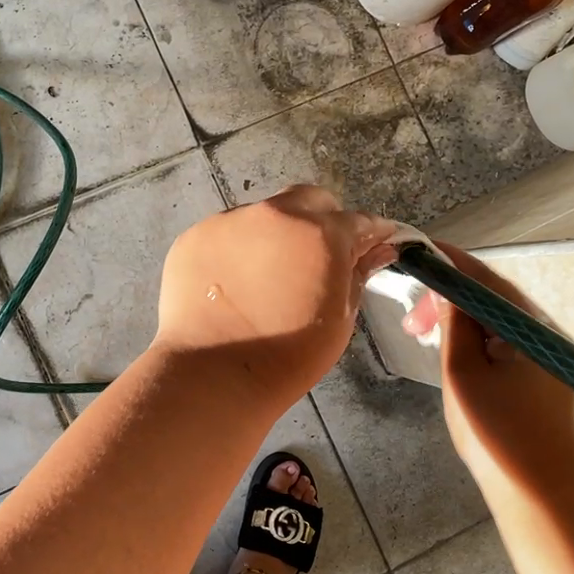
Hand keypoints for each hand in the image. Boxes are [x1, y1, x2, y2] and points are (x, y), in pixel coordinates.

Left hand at [154, 185, 395, 400]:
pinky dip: (238, 249)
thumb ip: (357, 274)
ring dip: (275, 234)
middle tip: (320, 254)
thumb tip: (377, 249)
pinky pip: (228, 233)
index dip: (370, 233)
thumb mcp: (339, 318)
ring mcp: (231, 220)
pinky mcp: (196, 234)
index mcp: (320, 233)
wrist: (215, 373)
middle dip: (322, 219)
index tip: (375, 242)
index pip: (357, 220)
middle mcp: (275, 214)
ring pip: (264, 214)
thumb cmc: (289, 356)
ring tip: (268, 275)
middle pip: (308, 200)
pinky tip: (235, 283)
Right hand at [402, 244, 573, 502]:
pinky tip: (461, 362)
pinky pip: (512, 347)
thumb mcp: (463, 376)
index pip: (486, 278)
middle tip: (411, 323)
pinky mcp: (553, 384)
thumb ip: (454, 325)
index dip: (450, 263)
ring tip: (429, 341)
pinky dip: (481, 343)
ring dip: (464, 324)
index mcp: (533, 327)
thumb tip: (447, 290)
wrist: (548, 505)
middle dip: (451, 301)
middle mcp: (551, 336)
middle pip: (496, 300)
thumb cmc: (500, 439)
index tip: (417, 253)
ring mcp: (556, 362)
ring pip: (502, 326)